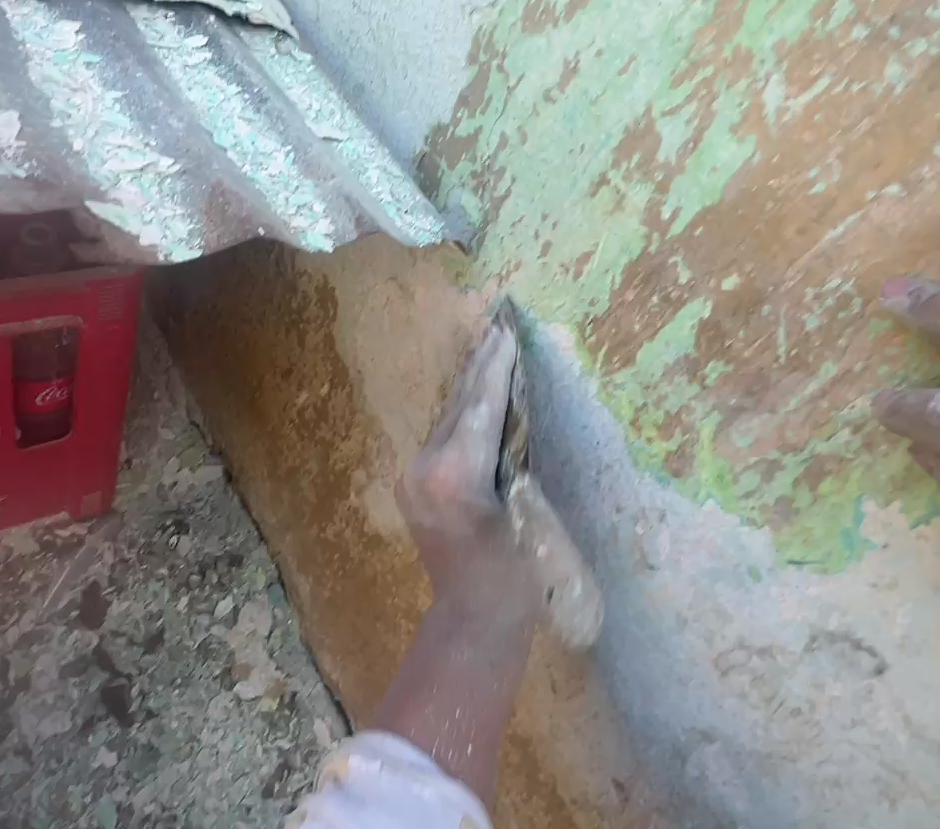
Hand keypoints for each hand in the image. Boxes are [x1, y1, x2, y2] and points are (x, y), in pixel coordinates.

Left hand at [397, 318, 531, 614]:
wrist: (473, 615)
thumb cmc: (516, 575)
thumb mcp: (528, 509)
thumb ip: (516, 455)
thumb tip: (514, 405)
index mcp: (455, 474)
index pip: (480, 406)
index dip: (496, 366)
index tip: (506, 330)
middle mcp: (425, 466)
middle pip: (459, 404)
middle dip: (479, 363)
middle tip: (495, 323)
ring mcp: (413, 473)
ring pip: (448, 417)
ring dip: (469, 383)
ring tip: (485, 345)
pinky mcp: (411, 480)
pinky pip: (443, 436)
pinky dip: (462, 411)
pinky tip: (472, 390)